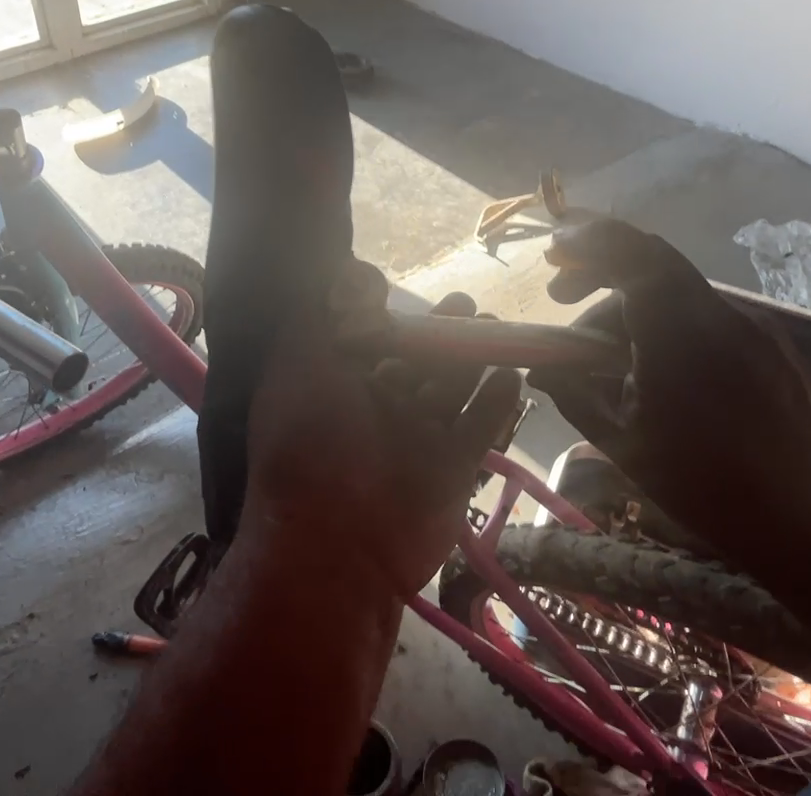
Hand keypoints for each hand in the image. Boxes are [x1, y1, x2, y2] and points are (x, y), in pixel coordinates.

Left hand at [244, 289, 524, 599]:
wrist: (335, 541)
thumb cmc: (310, 440)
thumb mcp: (301, 362)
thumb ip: (324, 311)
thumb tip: (351, 268)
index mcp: (340, 387)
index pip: (371, 343)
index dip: (391, 318)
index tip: (408, 295)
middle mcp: (379, 412)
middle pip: (418, 364)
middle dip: (443, 336)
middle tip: (466, 307)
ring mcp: (418, 441)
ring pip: (452, 391)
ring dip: (473, 361)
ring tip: (496, 332)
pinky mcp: (453, 470)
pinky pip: (478, 429)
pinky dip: (495, 403)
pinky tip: (509, 377)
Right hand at [526, 218, 810, 545]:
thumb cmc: (709, 487)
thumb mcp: (624, 445)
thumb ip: (576, 395)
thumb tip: (542, 369)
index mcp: (677, 334)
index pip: (630, 254)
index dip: (587, 240)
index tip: (552, 254)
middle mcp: (718, 314)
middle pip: (649, 261)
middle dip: (599, 268)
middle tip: (562, 295)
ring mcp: (750, 325)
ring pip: (674, 289)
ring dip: (631, 303)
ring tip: (605, 356)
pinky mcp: (768, 342)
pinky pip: (702, 314)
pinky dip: (664, 321)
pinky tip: (653, 368)